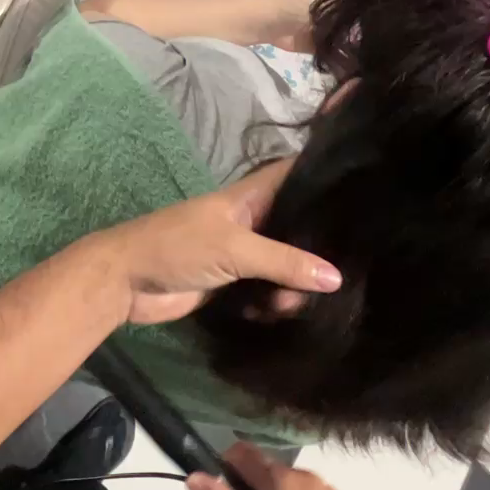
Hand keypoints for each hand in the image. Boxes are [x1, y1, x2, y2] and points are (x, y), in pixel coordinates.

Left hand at [90, 159, 341, 324]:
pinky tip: (275, 315)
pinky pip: (266, 290)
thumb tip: (336, 277)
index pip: (294, 175)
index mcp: (248, 197)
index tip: (364, 189)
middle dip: (318, 248)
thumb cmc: (177, 247)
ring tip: (287, 304)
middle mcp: (250, 221)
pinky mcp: (232, 283)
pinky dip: (274, 302)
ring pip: (285, 264)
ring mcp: (240, 253)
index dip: (325, 176)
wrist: (125, 282)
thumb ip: (284, 261)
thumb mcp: (234, 248)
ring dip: (293, 286)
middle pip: (296, 226)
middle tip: (342, 271)